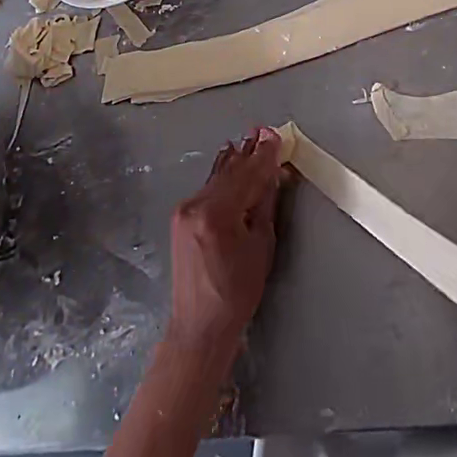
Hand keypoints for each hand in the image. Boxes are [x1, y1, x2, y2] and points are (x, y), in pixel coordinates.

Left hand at [166, 127, 286, 347]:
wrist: (200, 325)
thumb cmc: (238, 292)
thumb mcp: (262, 246)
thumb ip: (265, 204)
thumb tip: (273, 174)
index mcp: (216, 213)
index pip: (247, 175)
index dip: (264, 156)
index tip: (276, 136)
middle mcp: (195, 205)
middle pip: (230, 172)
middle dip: (250, 153)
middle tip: (264, 130)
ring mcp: (185, 210)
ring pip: (217, 177)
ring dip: (235, 160)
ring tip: (249, 139)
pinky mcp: (181, 217)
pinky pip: (208, 188)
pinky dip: (223, 175)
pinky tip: (229, 160)